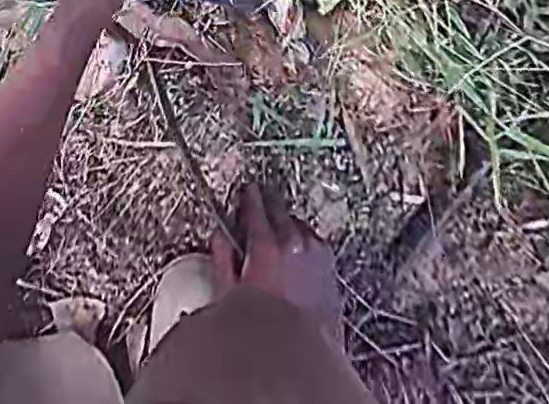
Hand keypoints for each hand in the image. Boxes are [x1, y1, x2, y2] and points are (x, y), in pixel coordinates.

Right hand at [210, 184, 343, 340]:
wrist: (305, 356)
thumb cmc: (269, 332)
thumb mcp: (231, 296)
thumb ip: (223, 260)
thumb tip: (218, 239)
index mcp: (267, 246)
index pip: (256, 205)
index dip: (249, 195)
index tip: (246, 191)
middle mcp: (293, 243)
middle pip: (279, 208)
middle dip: (267, 202)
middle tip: (259, 199)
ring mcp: (315, 253)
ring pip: (297, 222)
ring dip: (286, 220)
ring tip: (276, 226)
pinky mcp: (330, 266)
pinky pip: (313, 239)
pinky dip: (303, 237)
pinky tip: (296, 247)